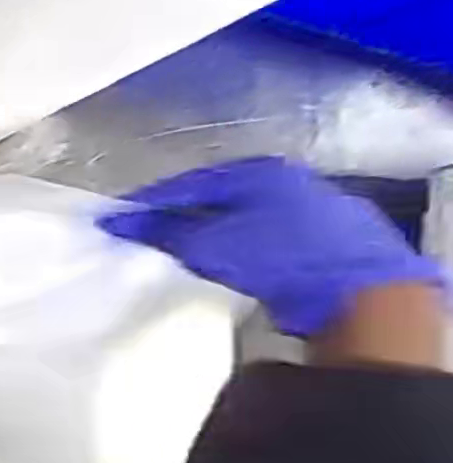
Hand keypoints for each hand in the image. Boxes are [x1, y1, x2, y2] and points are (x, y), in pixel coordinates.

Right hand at [98, 157, 443, 337]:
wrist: (351, 290)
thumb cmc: (272, 254)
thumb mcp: (201, 243)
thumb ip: (156, 230)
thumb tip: (117, 222)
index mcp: (255, 172)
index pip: (183, 184)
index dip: (143, 203)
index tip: (110, 220)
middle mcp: (282, 181)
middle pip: (208, 198)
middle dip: (169, 216)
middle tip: (132, 234)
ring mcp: (302, 206)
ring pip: (230, 216)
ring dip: (196, 230)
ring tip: (163, 248)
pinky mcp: (311, 234)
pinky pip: (250, 232)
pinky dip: (222, 242)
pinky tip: (205, 257)